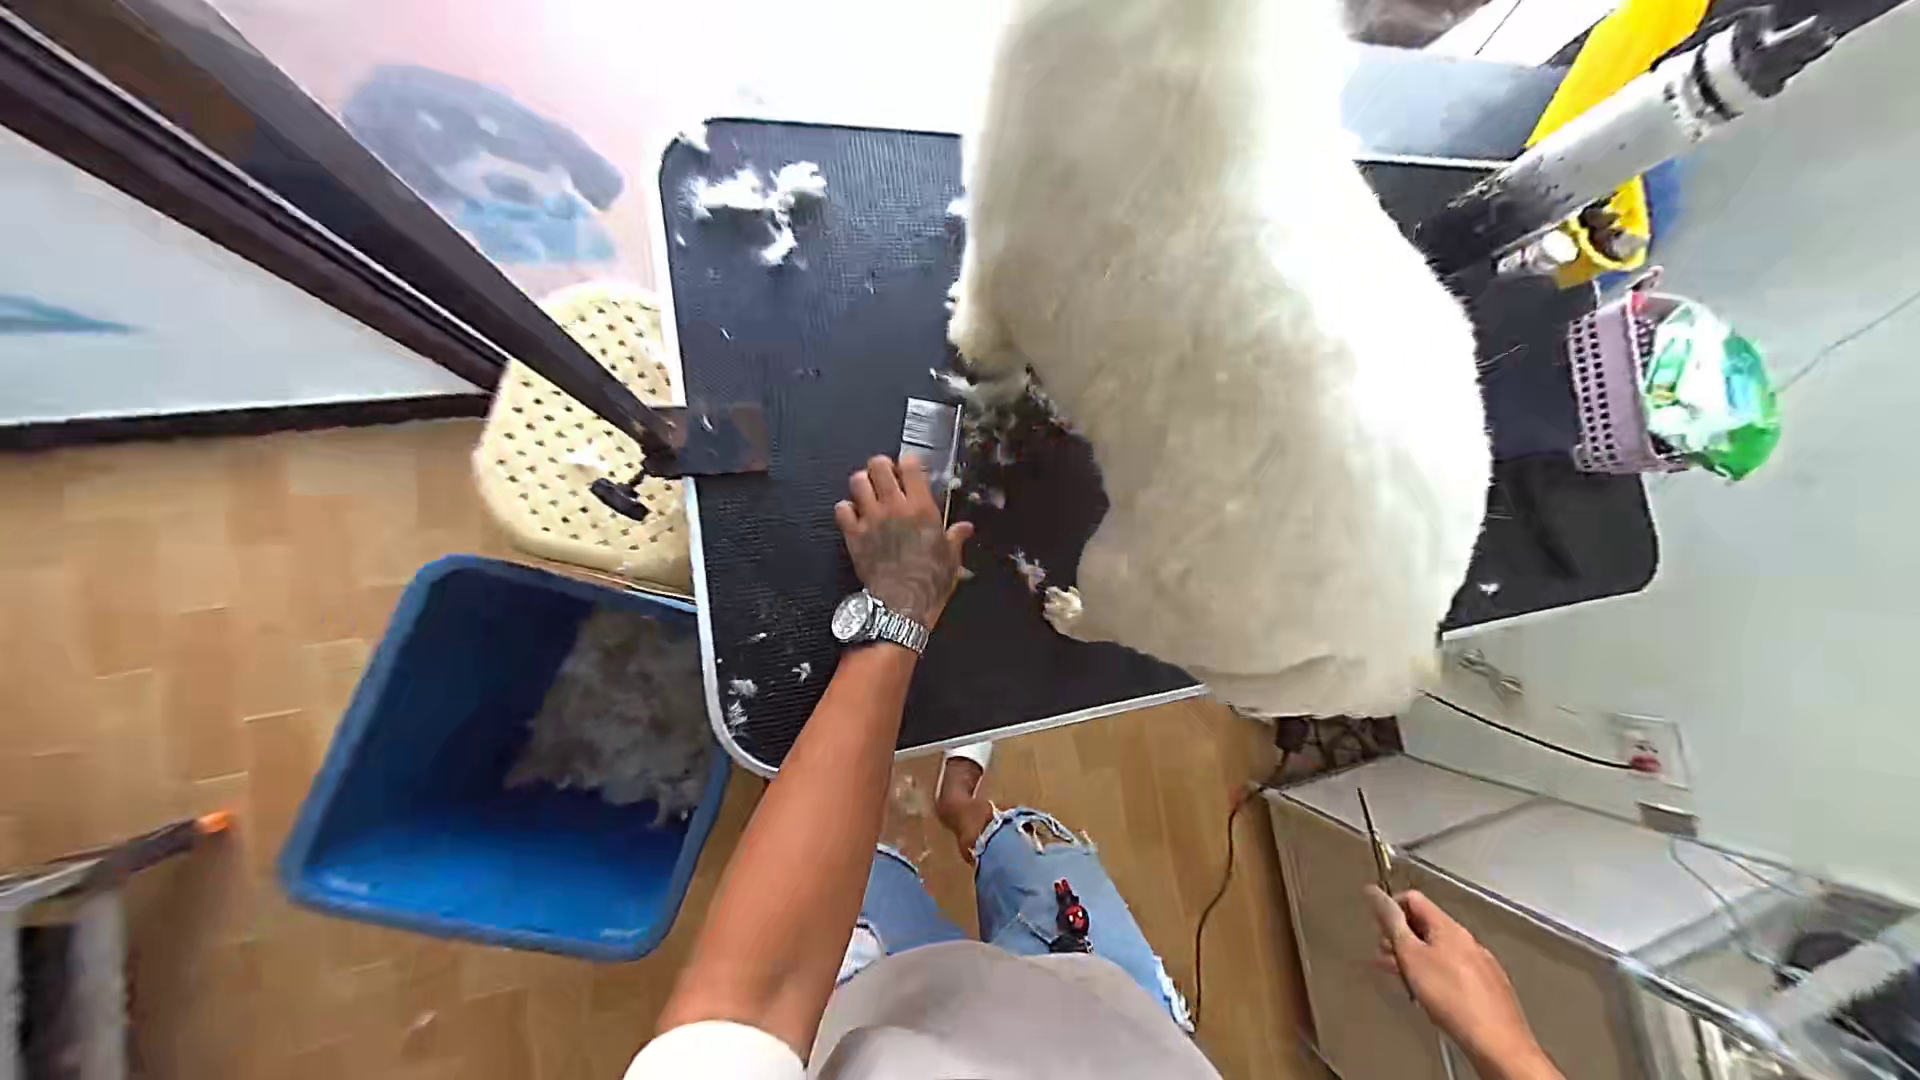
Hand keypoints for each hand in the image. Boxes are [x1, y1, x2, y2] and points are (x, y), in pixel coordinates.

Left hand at [835, 455, 972, 625]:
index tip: (910, 469)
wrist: (903, 604)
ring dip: (863, 483)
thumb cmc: (930, 581)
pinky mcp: (853, 535)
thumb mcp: (951, 558)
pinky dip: (846, 508)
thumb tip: (965, 528)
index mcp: (921, 507)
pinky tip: (854, 515)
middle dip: (881, 467)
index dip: (909, 463)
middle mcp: (894, 507)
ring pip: (857, 481)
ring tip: (869, 492)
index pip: (910, 466)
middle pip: (878, 465)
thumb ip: (956, 537)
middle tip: (886, 477)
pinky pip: (841, 509)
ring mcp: (871, 519)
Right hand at [1366, 887, 1561, 1079]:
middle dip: (1401, 939)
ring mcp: (1483, 967)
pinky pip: (1456, 972)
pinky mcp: (1491, 991)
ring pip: (1440, 951)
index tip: (1379, 927)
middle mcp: (1469, 942)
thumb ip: (1390, 920)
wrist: (1500, 1049)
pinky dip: (1437, 977)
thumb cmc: (1453, 1000)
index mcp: (1450, 928)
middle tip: (1388, 956)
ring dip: (1417, 959)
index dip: (1391, 908)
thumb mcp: (1409, 954)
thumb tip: (1373, 891)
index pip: (1412, 898)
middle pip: (1425, 926)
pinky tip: (1431, 996)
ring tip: (1405, 979)